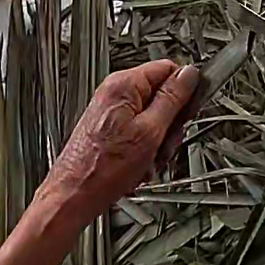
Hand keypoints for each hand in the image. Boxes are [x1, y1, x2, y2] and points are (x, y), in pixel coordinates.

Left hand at [34, 59, 199, 226]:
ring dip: (159, 143)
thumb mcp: (150, 132)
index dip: (184, 91)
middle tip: (164, 143)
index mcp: (124, 84)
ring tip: (149, 160)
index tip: (188, 111)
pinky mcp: (110, 131)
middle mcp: (115, 93)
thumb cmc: (103, 168)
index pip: (168, 69)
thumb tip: (190, 75)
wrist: (74, 196)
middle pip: (163, 97)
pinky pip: (141, 134)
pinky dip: (146, 151)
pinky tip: (139, 166)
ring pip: (155, 119)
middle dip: (170, 125)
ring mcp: (112, 113)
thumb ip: (173, 100)